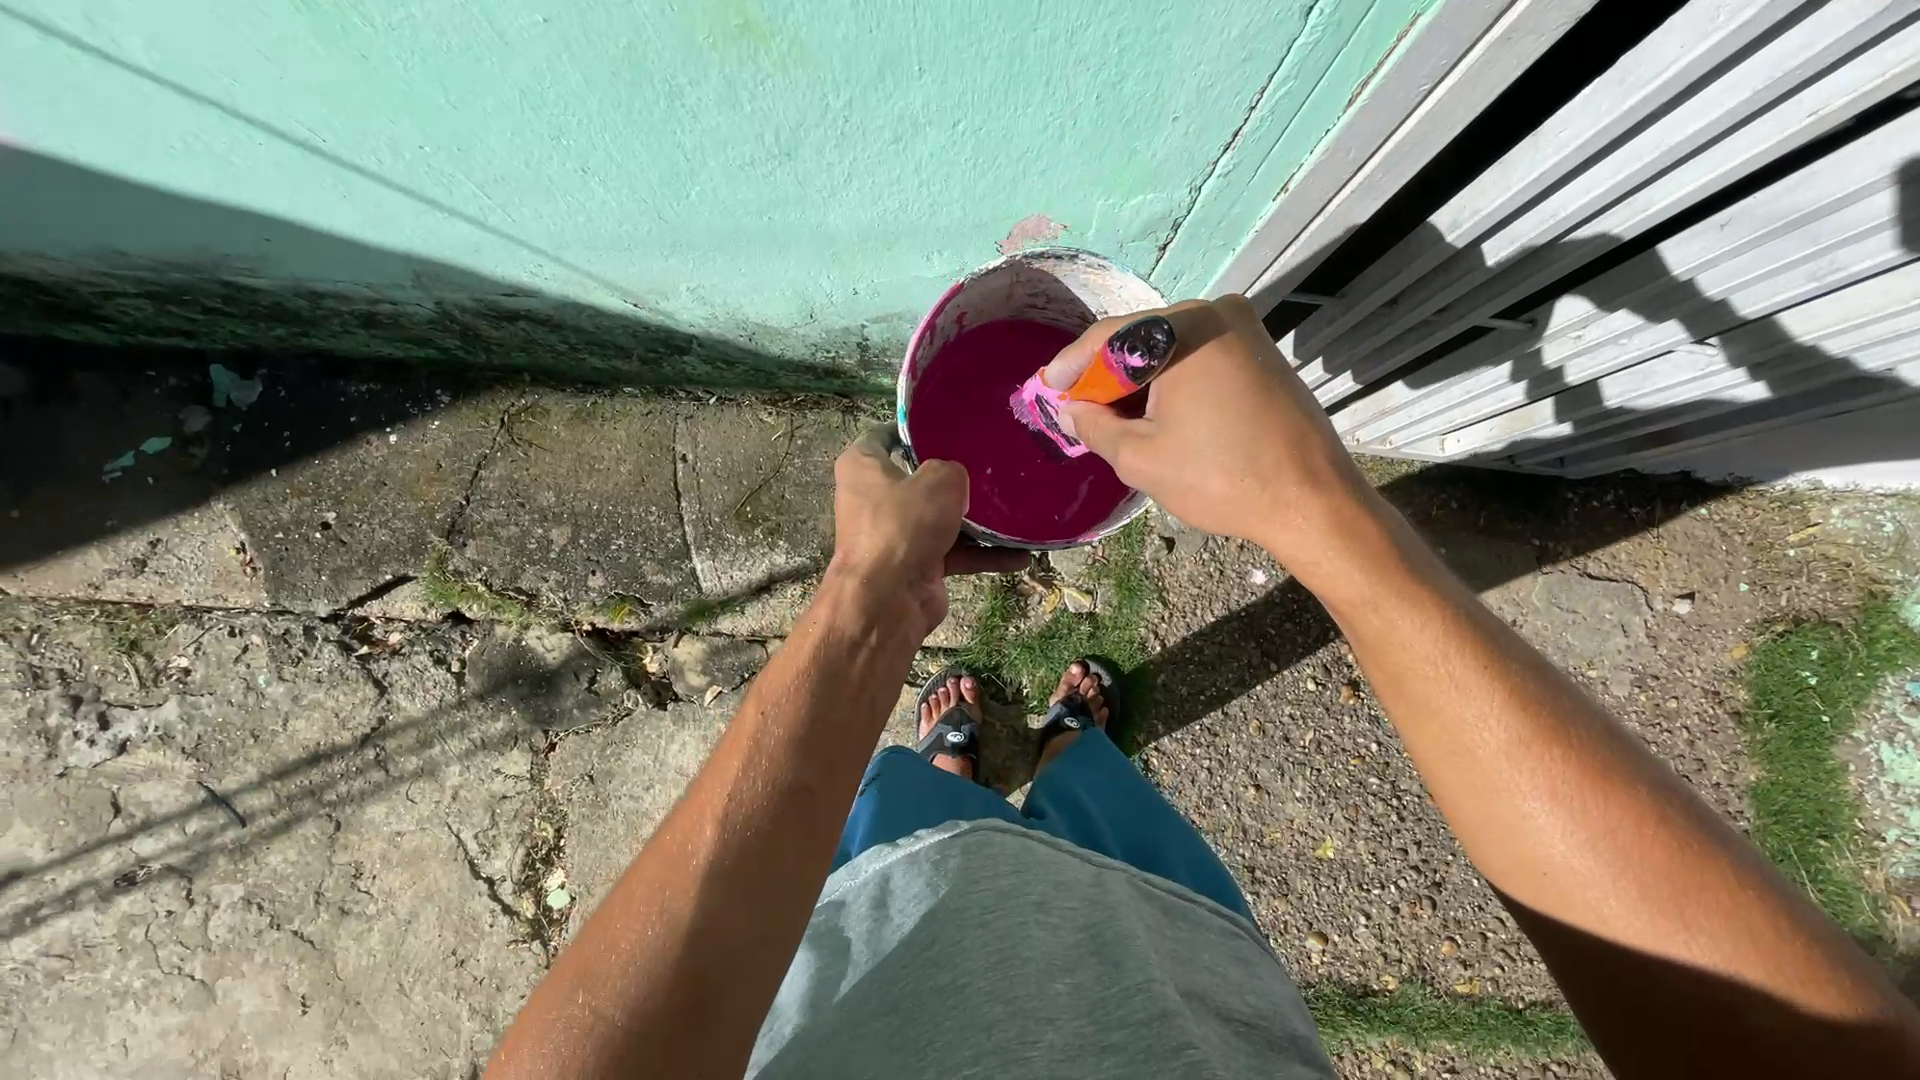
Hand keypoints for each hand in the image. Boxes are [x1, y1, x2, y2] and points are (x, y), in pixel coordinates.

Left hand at [827, 425, 1029, 638]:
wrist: (889, 598)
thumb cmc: (904, 524)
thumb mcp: (939, 479)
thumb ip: (953, 471)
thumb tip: (957, 486)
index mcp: (862, 467)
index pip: (883, 436)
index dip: (911, 428)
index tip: (946, 423)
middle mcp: (874, 499)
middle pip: (918, 479)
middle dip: (951, 477)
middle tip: (989, 464)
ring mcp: (895, 535)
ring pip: (940, 519)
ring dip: (976, 521)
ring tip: (1014, 509)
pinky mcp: (916, 565)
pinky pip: (956, 554)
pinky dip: (984, 555)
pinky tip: (1021, 554)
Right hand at [1048, 296, 1380, 578]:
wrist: (1312, 500)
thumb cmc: (1220, 477)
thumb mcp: (1140, 457)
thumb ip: (1094, 426)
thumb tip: (1071, 410)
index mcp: (1183, 329)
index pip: (1108, 338)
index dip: (1071, 365)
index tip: (1047, 388)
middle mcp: (1216, 313)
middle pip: (1139, 339)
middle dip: (1105, 375)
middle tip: (1078, 407)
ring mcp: (1245, 330)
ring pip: (1169, 349)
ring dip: (1138, 380)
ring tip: (1112, 417)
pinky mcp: (1262, 352)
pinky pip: (1199, 357)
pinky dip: (1171, 381)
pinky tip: (1155, 412)